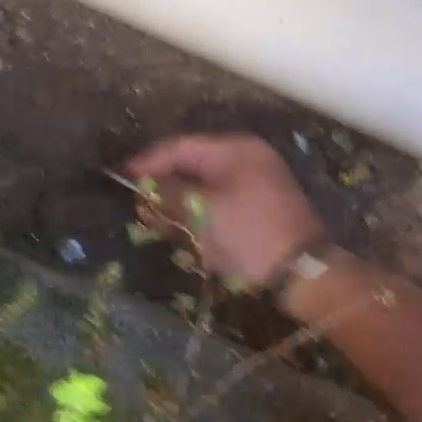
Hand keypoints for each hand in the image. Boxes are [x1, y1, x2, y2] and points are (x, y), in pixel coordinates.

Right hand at [127, 134, 326, 288]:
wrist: (297, 274)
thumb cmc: (247, 233)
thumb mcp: (202, 210)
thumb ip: (169, 193)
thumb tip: (144, 186)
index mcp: (236, 151)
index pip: (181, 147)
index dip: (148, 161)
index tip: (123, 176)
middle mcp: (245, 160)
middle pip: (190, 164)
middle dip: (161, 183)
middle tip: (136, 200)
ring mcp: (252, 184)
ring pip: (200, 185)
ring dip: (174, 201)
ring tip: (151, 217)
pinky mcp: (254, 208)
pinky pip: (214, 202)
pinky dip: (192, 212)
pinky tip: (176, 226)